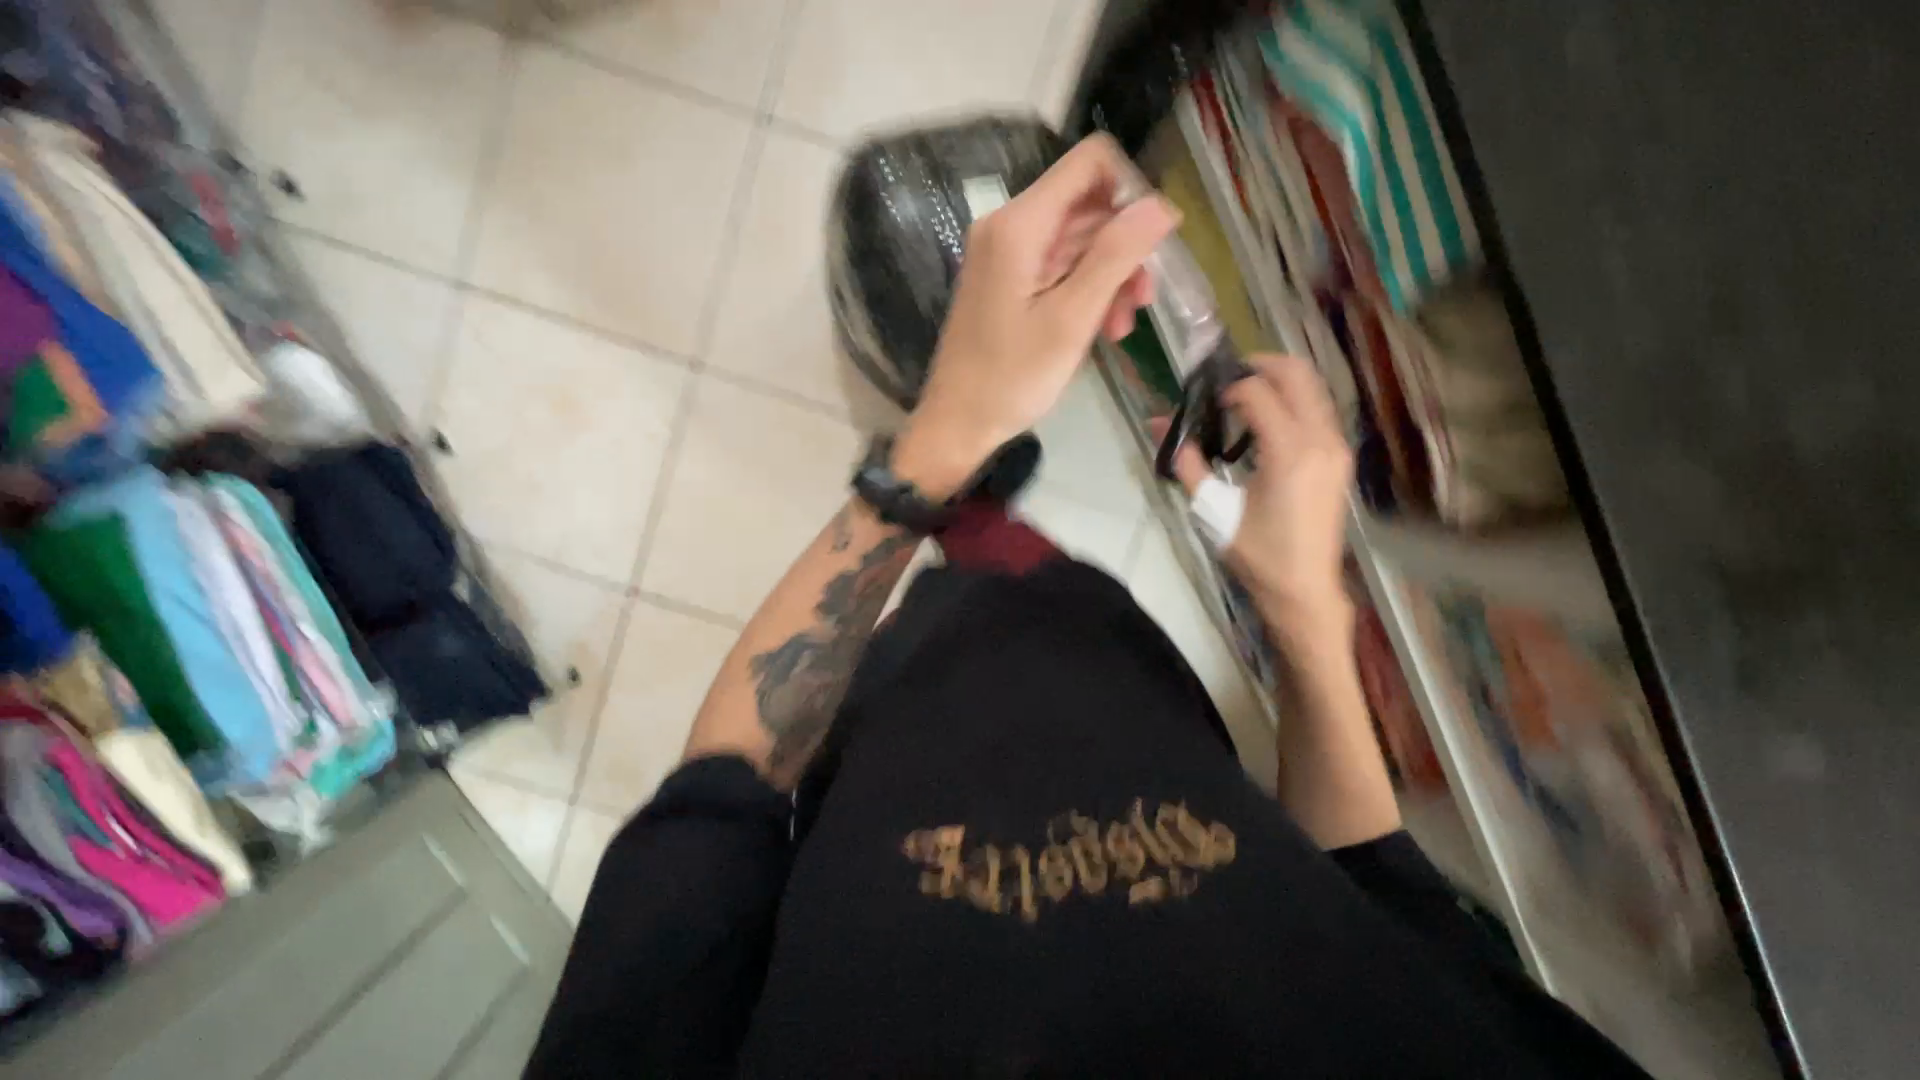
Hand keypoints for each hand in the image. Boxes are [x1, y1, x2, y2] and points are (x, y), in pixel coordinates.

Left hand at [895, 134, 1180, 497]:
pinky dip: (1086, 291)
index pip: (1091, 162)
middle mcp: (1009, 225)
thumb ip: (1115, 257)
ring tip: (1121, 327)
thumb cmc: (1010, 378)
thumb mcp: (1071, 319)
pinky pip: (1059, 266)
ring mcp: (1006, 253)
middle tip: (1144, 300)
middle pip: (1088, 205)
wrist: (958, 423)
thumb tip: (1162, 204)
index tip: (1155, 238)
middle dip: (1125, 246)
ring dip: (1110, 276)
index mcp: (1019, 225)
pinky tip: (1102, 329)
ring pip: (1079, 240)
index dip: (1132, 189)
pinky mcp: (1008, 279)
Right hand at [1163, 354, 1354, 644]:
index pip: (1258, 392)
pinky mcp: (1339, 457)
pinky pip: (1318, 409)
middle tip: (1227, 379)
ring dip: (1278, 382)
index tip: (1205, 399)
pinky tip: (1266, 422)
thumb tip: (1159, 427)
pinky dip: (1293, 402)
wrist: (1304, 589)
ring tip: (1244, 398)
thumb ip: (1188, 465)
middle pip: (1296, 374)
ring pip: (1312, 388)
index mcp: (1289, 452)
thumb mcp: (1214, 511)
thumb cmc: (1258, 555)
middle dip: (1259, 367)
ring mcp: (1336, 447)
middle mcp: (1320, 440)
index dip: (1227, 387)